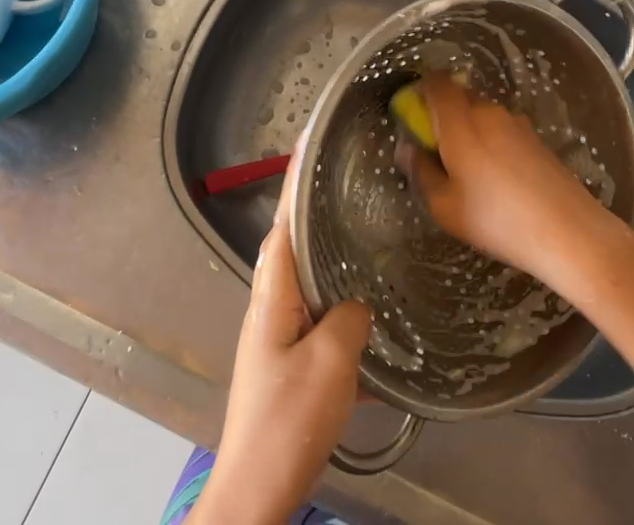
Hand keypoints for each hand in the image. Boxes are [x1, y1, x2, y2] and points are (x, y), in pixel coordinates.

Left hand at [194, 150, 370, 524]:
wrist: (257, 486)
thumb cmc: (288, 419)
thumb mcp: (329, 362)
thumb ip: (347, 320)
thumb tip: (355, 306)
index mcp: (271, 298)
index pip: (283, 227)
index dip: (295, 185)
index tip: (309, 146)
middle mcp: (271, 310)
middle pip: (295, 251)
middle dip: (318, 217)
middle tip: (353, 189)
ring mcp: (279, 340)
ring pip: (312, 290)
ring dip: (335, 266)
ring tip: (369, 244)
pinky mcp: (292, 368)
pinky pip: (323, 327)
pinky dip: (346, 317)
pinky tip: (376, 323)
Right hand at [402, 74, 633, 288]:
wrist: (569, 232)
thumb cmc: (498, 220)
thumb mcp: (445, 206)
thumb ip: (421, 171)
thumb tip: (407, 149)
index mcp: (462, 123)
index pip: (436, 84)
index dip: (419, 91)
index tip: (411, 116)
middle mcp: (490, 113)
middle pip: (459, 96)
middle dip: (441, 115)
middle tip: (435, 150)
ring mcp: (517, 124)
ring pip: (481, 114)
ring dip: (467, 129)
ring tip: (467, 170)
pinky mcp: (536, 138)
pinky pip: (501, 128)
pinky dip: (490, 141)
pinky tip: (495, 178)